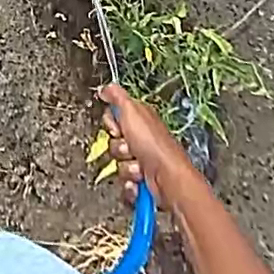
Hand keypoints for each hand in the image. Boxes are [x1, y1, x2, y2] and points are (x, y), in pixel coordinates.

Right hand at [98, 83, 201, 212]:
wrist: (168, 179)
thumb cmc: (154, 145)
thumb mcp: (132, 111)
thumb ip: (116, 96)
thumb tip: (105, 87)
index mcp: (139, 120)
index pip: (112, 117)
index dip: (111, 124)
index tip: (117, 128)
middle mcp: (141, 139)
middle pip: (112, 141)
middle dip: (118, 148)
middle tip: (130, 149)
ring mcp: (141, 161)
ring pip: (117, 164)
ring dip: (126, 168)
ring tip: (139, 167)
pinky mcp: (141, 182)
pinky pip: (123, 185)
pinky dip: (130, 186)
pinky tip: (138, 183)